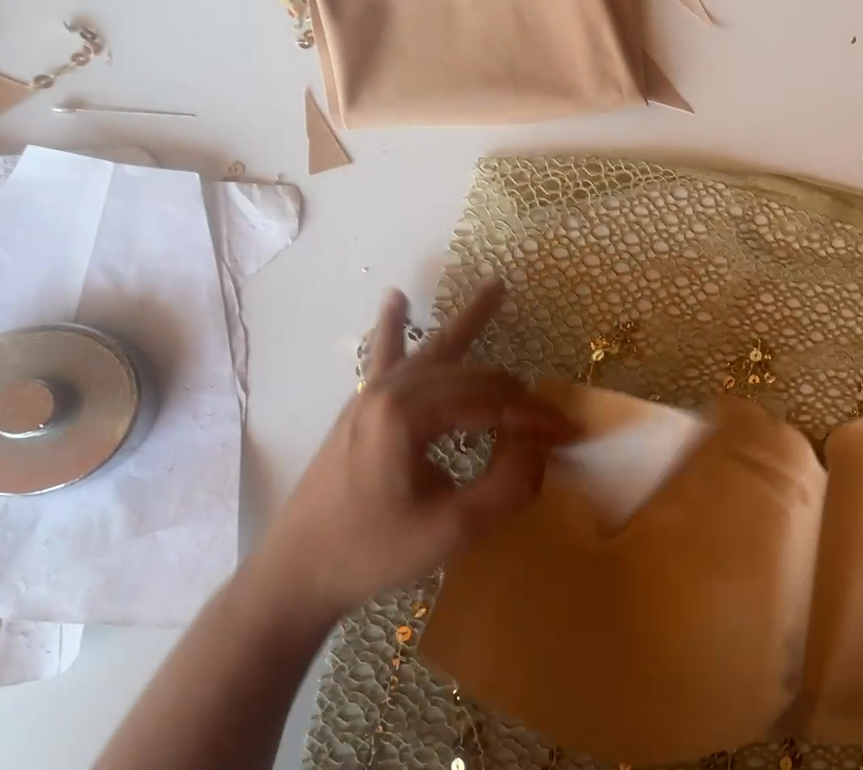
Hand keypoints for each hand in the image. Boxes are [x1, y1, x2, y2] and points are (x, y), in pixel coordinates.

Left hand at [256, 280, 574, 618]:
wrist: (294, 576)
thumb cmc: (372, 553)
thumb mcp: (452, 530)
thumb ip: (506, 486)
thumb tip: (538, 450)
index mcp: (408, 415)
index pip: (492, 403)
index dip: (535, 418)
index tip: (569, 433)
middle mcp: (389, 392)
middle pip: (471, 376)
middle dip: (517, 392)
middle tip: (550, 418)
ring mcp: (369, 396)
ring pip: (433, 351)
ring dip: (467, 321)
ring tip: (495, 286)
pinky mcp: (359, 409)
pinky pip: (384, 357)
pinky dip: (394, 327)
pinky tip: (395, 299)